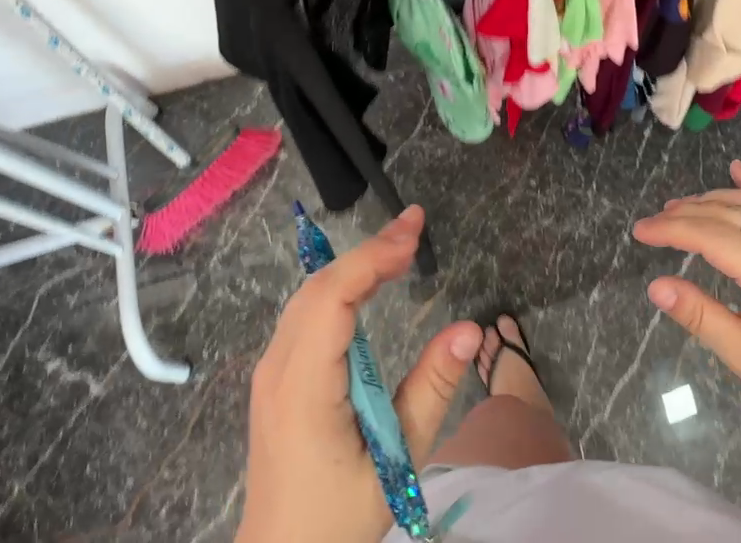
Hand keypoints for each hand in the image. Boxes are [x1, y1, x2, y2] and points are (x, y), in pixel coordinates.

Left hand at [238, 206, 483, 542]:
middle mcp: (278, 368)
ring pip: (309, 297)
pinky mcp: (277, 378)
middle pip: (319, 287)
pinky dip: (340, 288)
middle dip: (369, 250)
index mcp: (303, 388)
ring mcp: (271, 372)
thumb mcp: (398, 460)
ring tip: (401, 246)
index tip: (414, 233)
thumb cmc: (340, 515)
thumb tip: (469, 327)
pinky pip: (306, 316)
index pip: (332, 298)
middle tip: (415, 225)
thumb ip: (432, 391)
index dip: (372, 258)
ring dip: (354, 265)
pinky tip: (368, 285)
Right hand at [632, 161, 740, 445]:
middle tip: (650, 224)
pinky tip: (738, 170)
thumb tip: (655, 286)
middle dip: (683, 214)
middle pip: (727, 214)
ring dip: (711, 199)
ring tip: (676, 207)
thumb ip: (702, 317)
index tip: (639, 232)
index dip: (671, 230)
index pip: (711, 237)